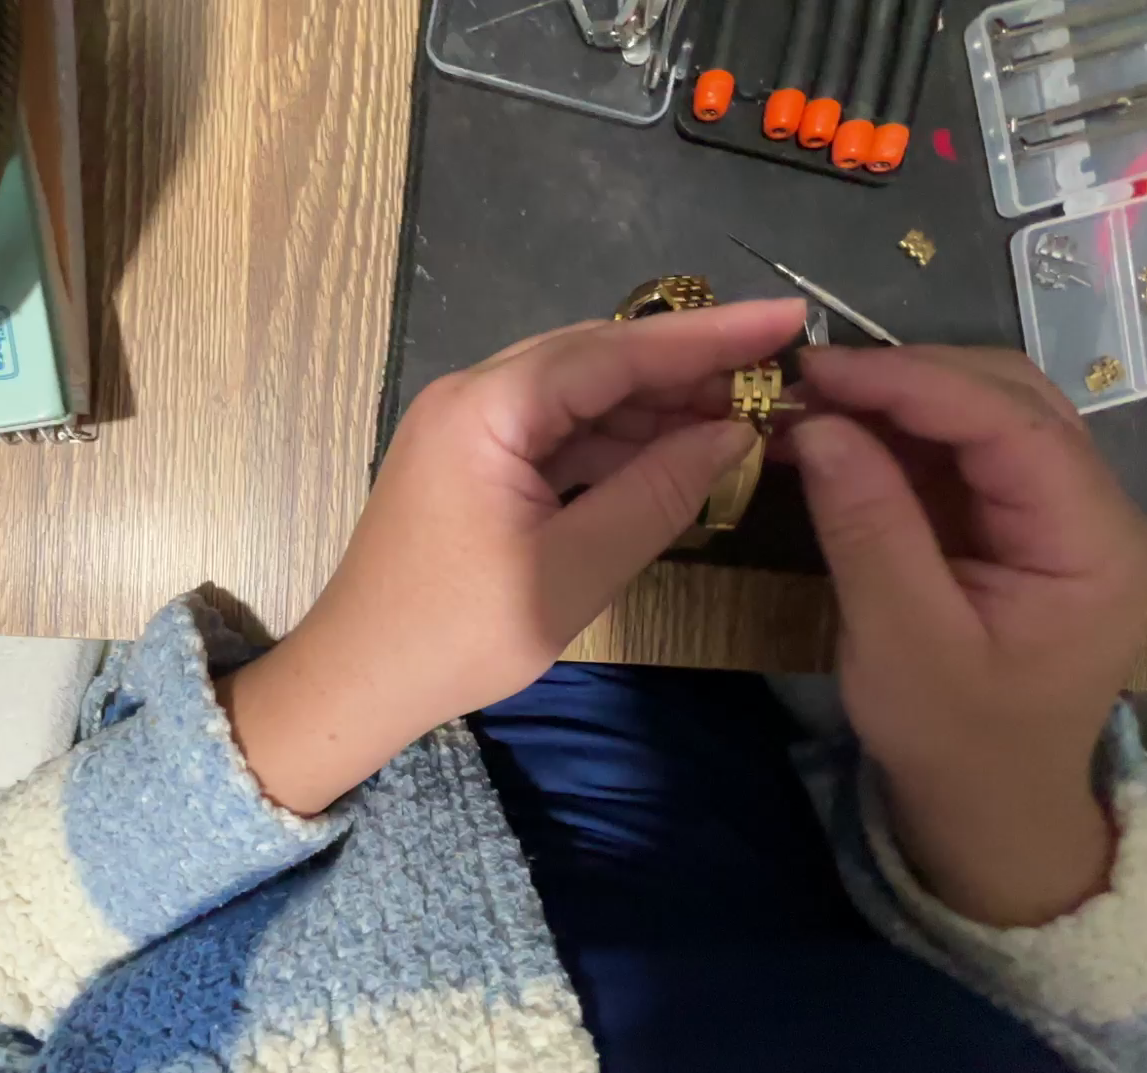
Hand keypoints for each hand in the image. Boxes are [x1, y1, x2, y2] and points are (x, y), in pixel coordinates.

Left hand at [222, 299, 806, 813]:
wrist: (360, 677)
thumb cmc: (460, 635)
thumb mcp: (575, 569)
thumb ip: (657, 492)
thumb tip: (731, 432)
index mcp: (485, 409)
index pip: (612, 351)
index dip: (707, 336)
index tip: (786, 320)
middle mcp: (467, 398)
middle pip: (590, 362)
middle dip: (680, 371)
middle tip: (770, 379)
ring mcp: (461, 428)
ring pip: (571, 398)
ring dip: (645, 411)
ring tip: (731, 420)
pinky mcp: (465, 462)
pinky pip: (547, 435)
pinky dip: (604, 446)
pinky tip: (660, 457)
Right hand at [781, 345, 1146, 925]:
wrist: (984, 795)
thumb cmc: (951, 732)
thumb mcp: (899, 637)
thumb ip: (865, 527)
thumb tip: (815, 426)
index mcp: (1091, 542)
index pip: (1011, 425)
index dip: (912, 383)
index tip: (817, 371)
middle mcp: (1088, 508)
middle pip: (1007, 400)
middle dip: (901, 379)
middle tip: (802, 383)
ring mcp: (1047, 511)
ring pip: (978, 414)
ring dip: (891, 399)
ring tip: (807, 402)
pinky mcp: (1003, 521)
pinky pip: (948, 453)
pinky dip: (886, 435)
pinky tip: (831, 434)